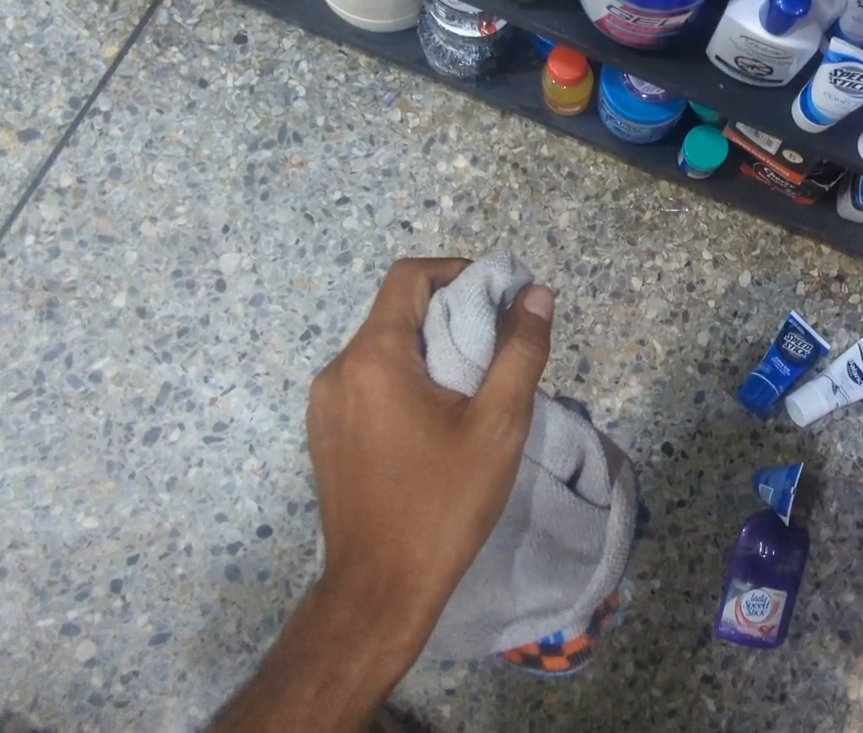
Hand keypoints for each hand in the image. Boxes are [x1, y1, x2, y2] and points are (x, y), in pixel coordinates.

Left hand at [306, 257, 554, 629]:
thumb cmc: (444, 500)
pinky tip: (442, 414)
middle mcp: (338, 371)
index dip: (458, 272)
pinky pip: (372, 379)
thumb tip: (537, 295)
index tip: (500, 297)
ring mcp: (326, 405)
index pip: (409, 277)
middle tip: (500, 342)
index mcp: (374, 358)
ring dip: (433, 345)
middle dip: (453, 311)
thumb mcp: (499, 422)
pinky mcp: (328, 433)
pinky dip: (410, 375)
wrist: (381, 589)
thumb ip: (521, 350)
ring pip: (385, 346)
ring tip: (477, 381)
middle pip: (397, 310)